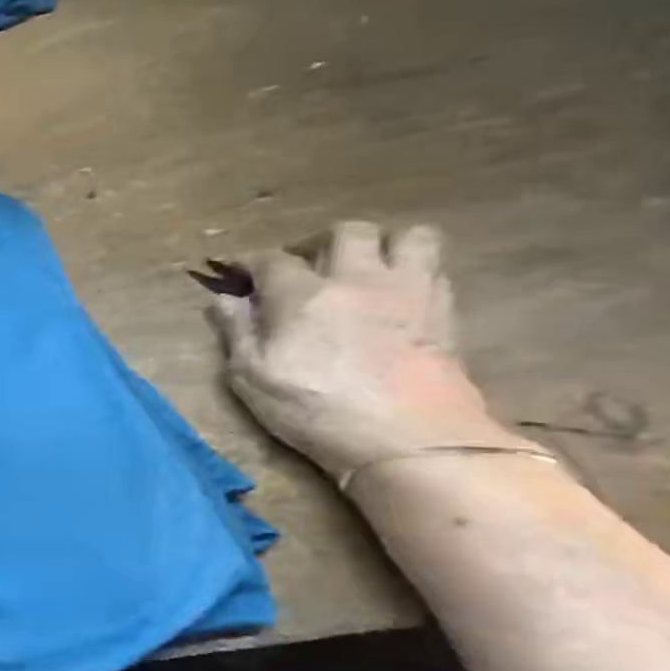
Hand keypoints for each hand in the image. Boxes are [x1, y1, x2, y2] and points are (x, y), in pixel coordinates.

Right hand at [210, 222, 532, 480]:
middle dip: (319, 242)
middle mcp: (357, 278)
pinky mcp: (444, 312)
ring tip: (364, 269)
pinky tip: (395, 298)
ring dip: (382, 245)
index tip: (237, 271)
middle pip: (346, 231)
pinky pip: (433, 270)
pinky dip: (412, 273)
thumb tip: (224, 299)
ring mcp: (408, 291)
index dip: (250, 261)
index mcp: (302, 294)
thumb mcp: (252, 377)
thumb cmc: (314, 410)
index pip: (271, 259)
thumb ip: (237, 332)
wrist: (409, 439)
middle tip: (305, 264)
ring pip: (408, 236)